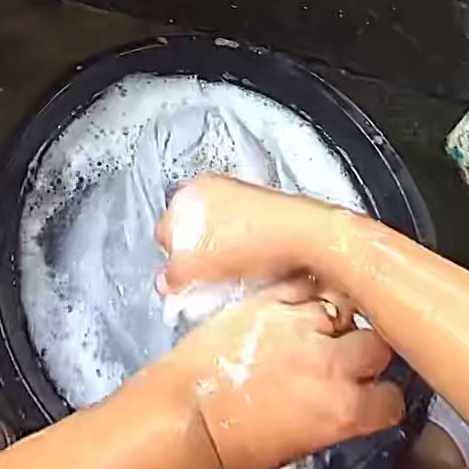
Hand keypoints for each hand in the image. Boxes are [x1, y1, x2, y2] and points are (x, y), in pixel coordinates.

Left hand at [143, 282, 403, 468]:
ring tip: (325, 323)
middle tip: (349, 354)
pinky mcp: (274, 298)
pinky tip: (305, 298)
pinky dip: (310, 289)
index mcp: (342, 409)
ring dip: (341, 316)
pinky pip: (308, 282)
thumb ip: (334, 414)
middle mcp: (330, 362)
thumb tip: (347, 399)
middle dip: (367, 349)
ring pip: (347, 305)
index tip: (373, 391)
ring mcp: (303, 323)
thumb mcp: (301, 443)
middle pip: (376, 343)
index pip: (390, 397)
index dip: (383, 394)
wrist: (187, 416)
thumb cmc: (233, 441)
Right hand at [156, 175, 361, 290]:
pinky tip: (242, 264)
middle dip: (190, 252)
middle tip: (200, 276)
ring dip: (212, 250)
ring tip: (223, 273)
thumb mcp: (202, 266)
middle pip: (187, 227)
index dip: (171, 258)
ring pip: (210, 229)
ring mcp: (237, 193)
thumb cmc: (256, 242)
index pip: (165, 228)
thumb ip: (174, 274)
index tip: (179, 278)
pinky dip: (232, 244)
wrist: (304, 235)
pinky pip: (233, 228)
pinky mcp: (258, 205)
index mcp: (194, 190)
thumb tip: (165, 282)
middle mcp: (213, 186)